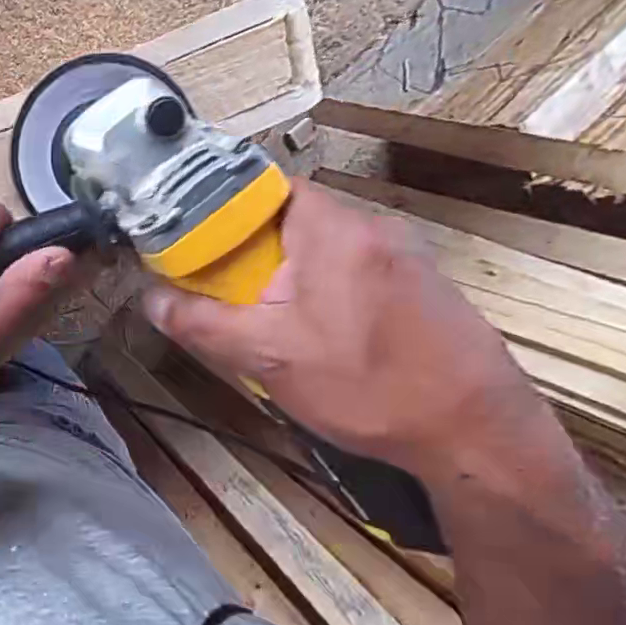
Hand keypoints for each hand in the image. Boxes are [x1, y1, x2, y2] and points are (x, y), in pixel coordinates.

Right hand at [141, 180, 549, 480]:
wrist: (477, 438)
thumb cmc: (367, 387)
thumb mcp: (265, 356)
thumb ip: (199, 321)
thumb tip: (148, 299)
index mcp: (333, 230)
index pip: (263, 186)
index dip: (217, 204)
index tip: (186, 234)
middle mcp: (372, 229)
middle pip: (286, 216)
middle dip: (242, 247)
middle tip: (211, 281)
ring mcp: (401, 256)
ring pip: (314, 245)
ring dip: (277, 270)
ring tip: (249, 309)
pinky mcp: (416, 284)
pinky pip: (345, 267)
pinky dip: (312, 285)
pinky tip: (303, 328)